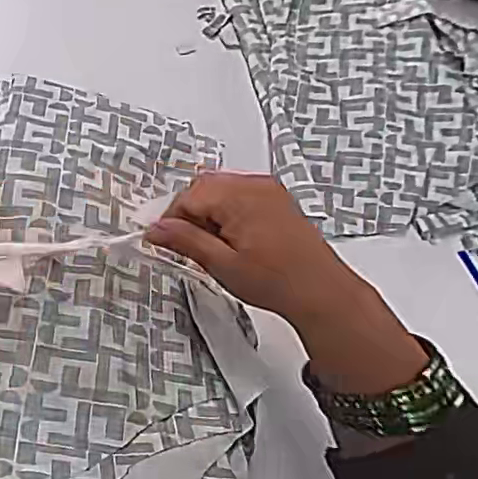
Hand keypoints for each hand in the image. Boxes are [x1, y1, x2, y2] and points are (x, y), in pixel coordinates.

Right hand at [144, 173, 427, 392]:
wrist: (319, 291)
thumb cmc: (281, 281)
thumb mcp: (221, 265)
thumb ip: (185, 242)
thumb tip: (158, 230)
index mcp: (240, 197)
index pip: (188, 196)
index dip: (171, 220)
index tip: (164, 239)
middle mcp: (256, 186)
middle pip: (204, 188)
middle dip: (188, 215)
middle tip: (184, 245)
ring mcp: (269, 192)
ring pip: (221, 191)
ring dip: (208, 214)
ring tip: (212, 249)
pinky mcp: (276, 201)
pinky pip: (240, 196)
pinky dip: (227, 214)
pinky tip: (231, 242)